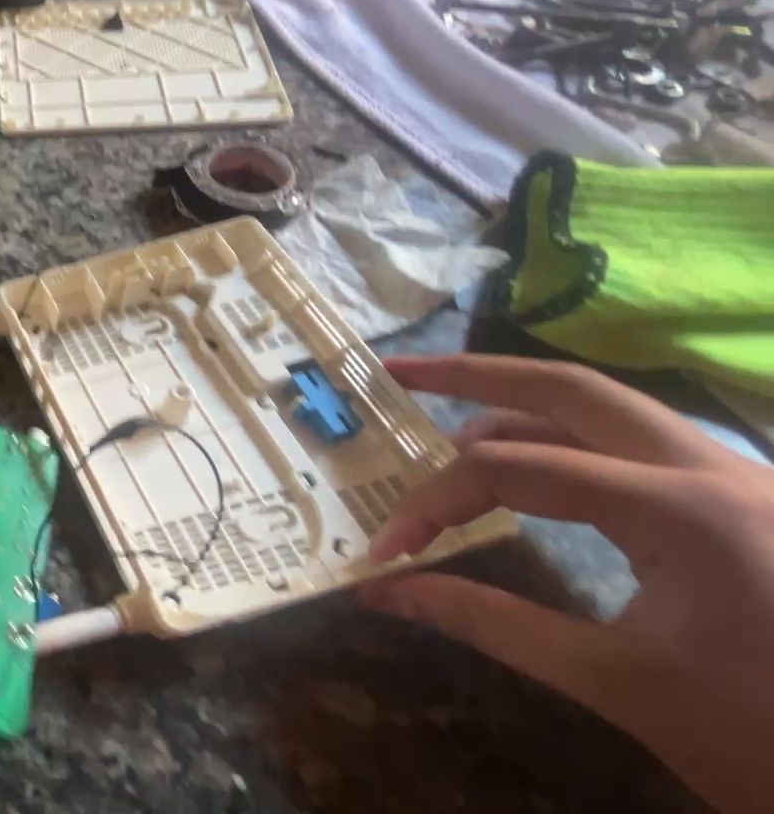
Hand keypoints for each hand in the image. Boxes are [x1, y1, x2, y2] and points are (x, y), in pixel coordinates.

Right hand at [365, 355, 773, 813]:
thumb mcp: (617, 683)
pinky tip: (527, 463)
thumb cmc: (766, 738)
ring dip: (517, 405)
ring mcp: (741, 481)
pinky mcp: (746, 502)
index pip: (508, 470)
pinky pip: (637, 444)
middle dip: (471, 375)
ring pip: (606, 409)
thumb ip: (488, 621)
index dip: (432, 503)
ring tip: (446, 426)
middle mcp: (715, 472)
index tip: (389, 551)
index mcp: (681, 511)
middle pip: (567, 388)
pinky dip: (563, 437)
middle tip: (396, 375)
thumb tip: (380, 593)